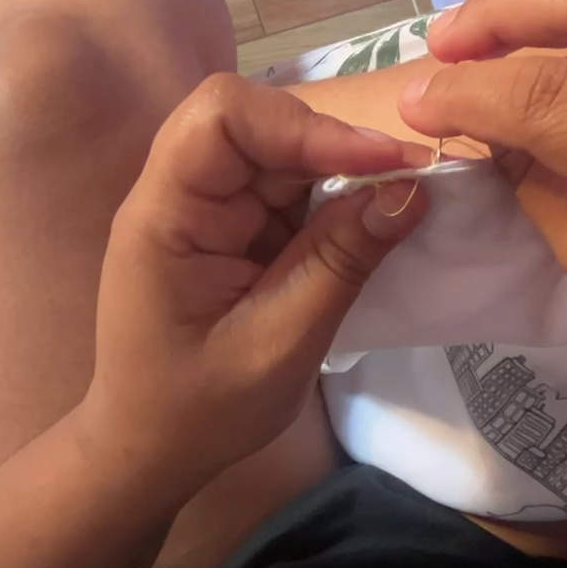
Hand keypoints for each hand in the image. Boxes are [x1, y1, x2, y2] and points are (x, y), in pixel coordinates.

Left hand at [74, 75, 426, 495]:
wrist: (156, 448)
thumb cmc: (202, 409)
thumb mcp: (281, 343)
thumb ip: (341, 262)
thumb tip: (410, 193)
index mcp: (165, 215)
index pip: (224, 119)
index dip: (306, 124)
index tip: (384, 160)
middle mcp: (182, 195)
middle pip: (259, 125)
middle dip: (334, 146)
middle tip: (406, 179)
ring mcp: (210, 209)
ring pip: (282, 154)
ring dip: (341, 172)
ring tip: (399, 200)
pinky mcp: (236, 228)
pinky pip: (290, 191)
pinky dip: (334, 200)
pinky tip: (369, 221)